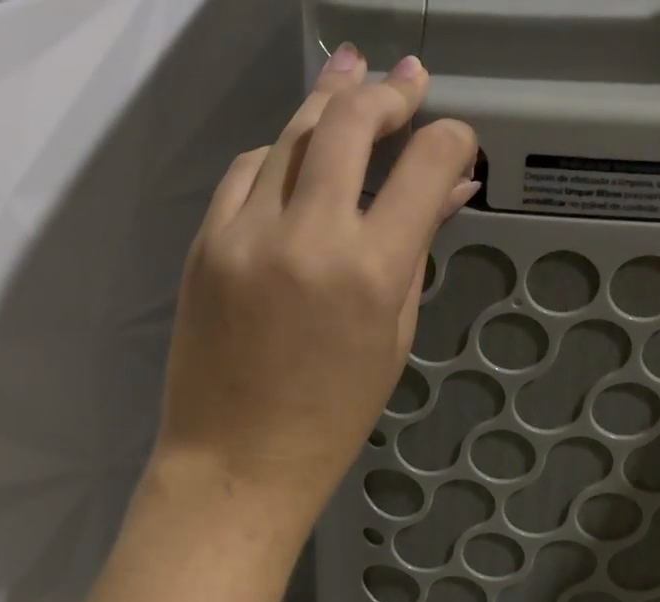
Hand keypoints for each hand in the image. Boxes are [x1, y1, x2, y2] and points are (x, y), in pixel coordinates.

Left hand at [152, 47, 479, 528]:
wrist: (234, 463)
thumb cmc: (328, 423)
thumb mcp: (391, 343)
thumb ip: (415, 258)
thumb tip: (446, 196)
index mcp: (371, 274)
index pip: (426, 166)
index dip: (451, 141)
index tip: (453, 143)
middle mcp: (308, 237)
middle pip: (351, 123)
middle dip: (387, 94)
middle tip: (406, 84)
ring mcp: (246, 234)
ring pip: (291, 135)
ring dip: (329, 106)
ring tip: (353, 81)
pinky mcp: (205, 243)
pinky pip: (245, 172)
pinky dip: (276, 155)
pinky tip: (294, 156)